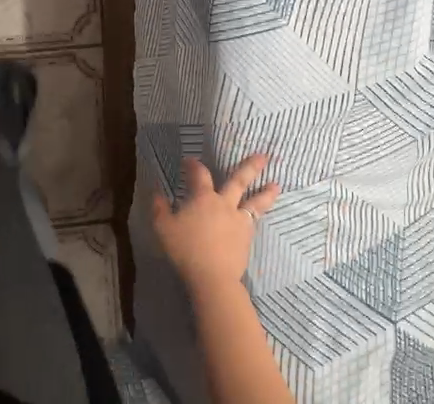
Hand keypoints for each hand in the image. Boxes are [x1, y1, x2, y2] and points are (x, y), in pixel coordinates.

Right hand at [150, 153, 278, 297]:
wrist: (213, 277)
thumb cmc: (185, 250)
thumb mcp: (163, 227)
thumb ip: (159, 207)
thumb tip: (156, 191)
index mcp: (203, 198)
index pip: (200, 174)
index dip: (193, 165)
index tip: (189, 161)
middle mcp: (224, 203)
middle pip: (239, 180)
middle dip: (250, 166)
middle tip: (264, 155)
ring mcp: (239, 220)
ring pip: (255, 202)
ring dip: (266, 192)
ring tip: (277, 185)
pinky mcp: (247, 237)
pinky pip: (254, 220)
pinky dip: (258, 214)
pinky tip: (258, 214)